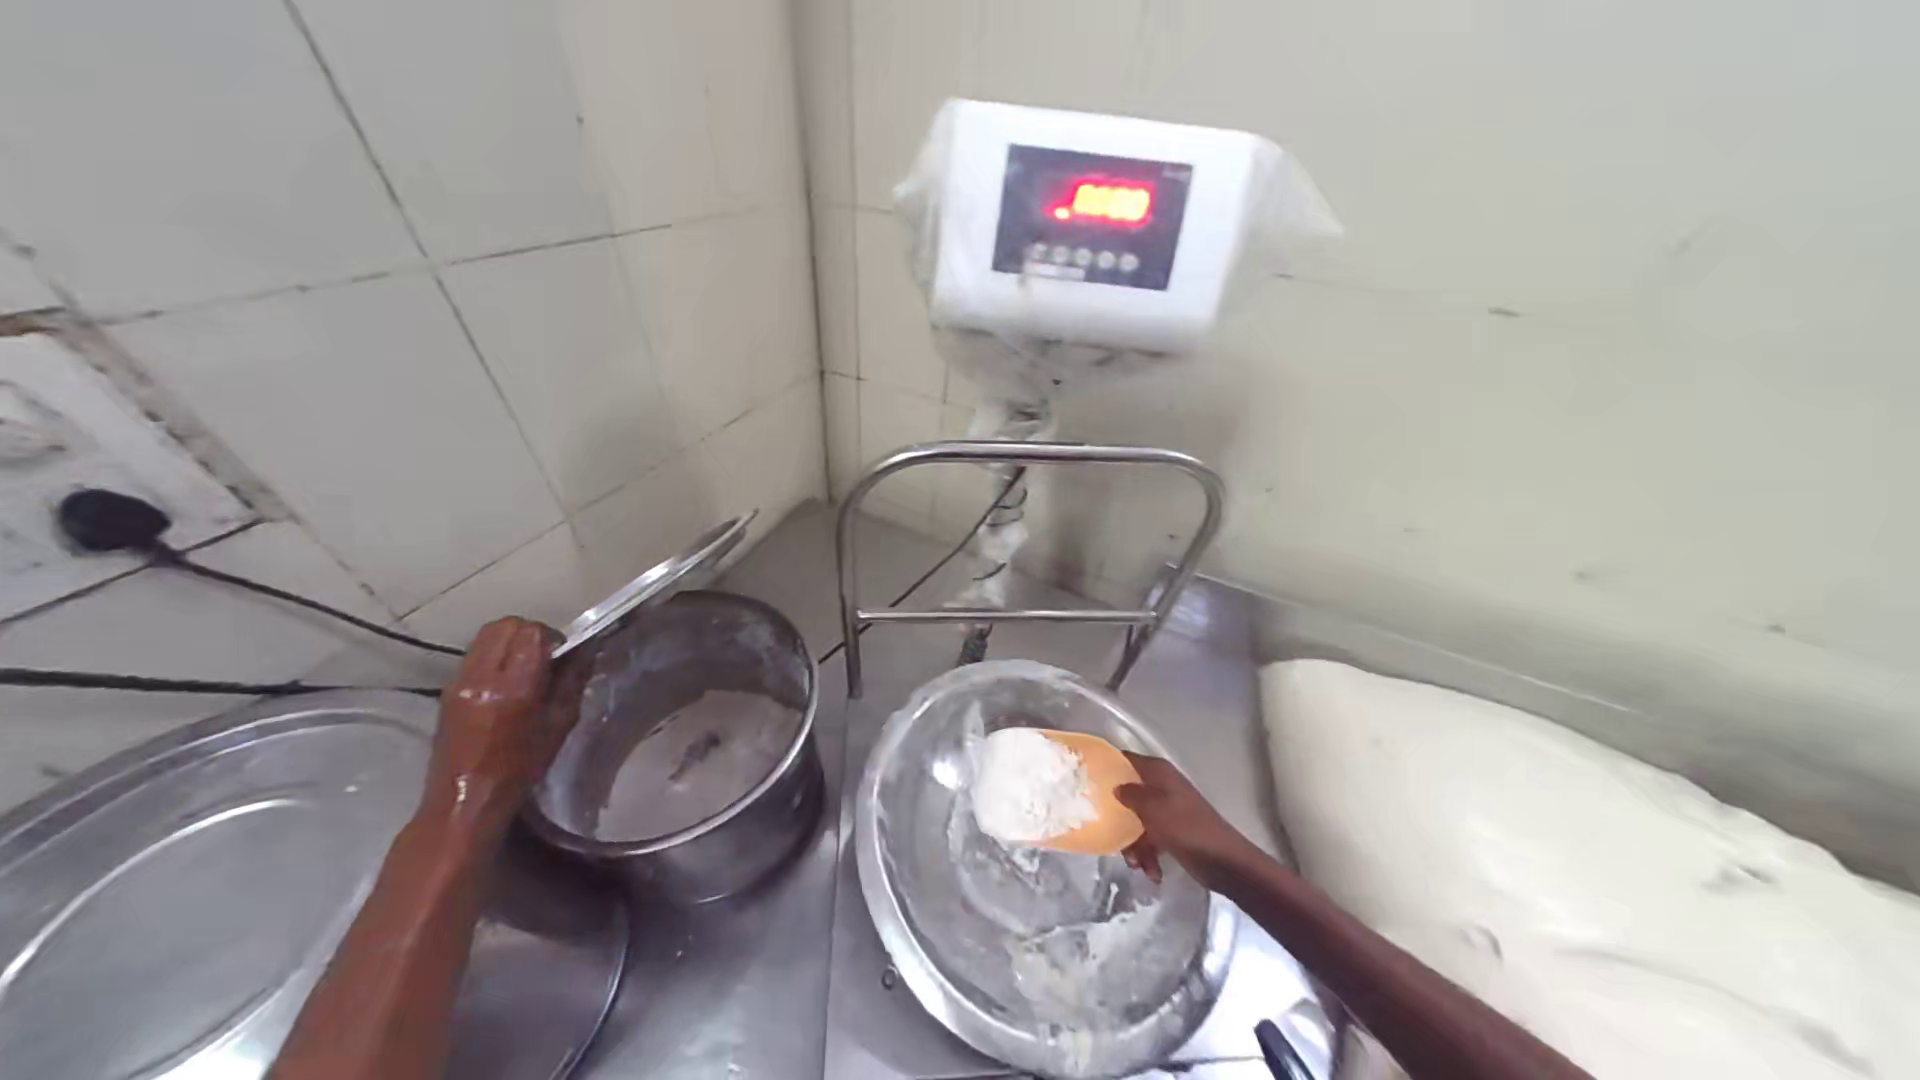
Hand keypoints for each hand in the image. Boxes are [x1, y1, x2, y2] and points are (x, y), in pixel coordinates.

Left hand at [423, 617, 572, 832]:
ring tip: (525, 666)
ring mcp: (459, 680)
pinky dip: (495, 654)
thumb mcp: (561, 723)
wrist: (466, 798)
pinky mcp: (448, 687)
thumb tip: (585, 648)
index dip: (553, 637)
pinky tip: (505, 679)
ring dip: (511, 640)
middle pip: (506, 625)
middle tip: (546, 656)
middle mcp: (481, 676)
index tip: (564, 656)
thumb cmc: (522, 765)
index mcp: (514, 687)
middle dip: (531, 633)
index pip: (532, 632)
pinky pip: (475, 652)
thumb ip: (573, 680)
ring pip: (487, 634)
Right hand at [1115, 753, 1261, 890]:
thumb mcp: (1152, 807)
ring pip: (1136, 820)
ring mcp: (1167, 810)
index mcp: (1157, 772)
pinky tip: (1152, 872)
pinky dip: (1149, 855)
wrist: (1223, 861)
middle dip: (1117, 816)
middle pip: (1127, 794)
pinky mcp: (1172, 832)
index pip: (1125, 759)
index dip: (1107, 767)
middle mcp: (1161, 786)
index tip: (1086, 781)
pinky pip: (1150, 839)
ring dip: (1133, 843)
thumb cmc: (1185, 826)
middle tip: (1106, 831)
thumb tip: (1115, 787)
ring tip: (1135, 863)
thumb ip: (1129, 794)